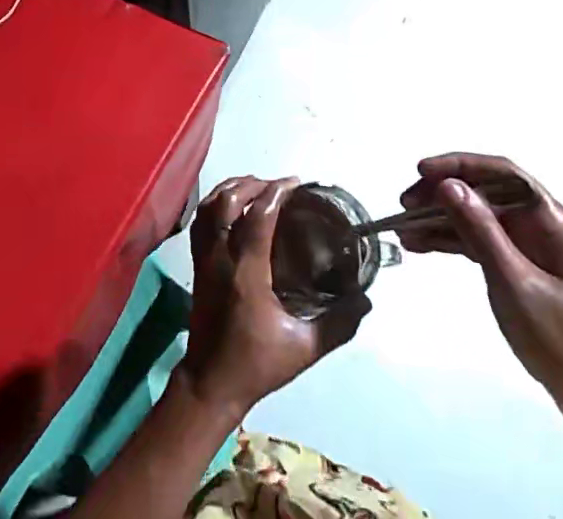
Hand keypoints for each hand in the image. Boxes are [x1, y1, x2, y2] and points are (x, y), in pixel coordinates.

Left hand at [179, 177, 369, 412]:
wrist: (211, 379)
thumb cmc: (257, 363)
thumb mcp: (306, 347)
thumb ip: (339, 322)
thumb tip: (366, 299)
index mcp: (245, 272)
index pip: (256, 217)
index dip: (275, 193)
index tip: (295, 183)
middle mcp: (218, 257)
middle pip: (226, 203)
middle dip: (251, 185)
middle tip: (278, 185)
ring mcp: (202, 259)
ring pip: (208, 208)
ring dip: (230, 190)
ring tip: (255, 186)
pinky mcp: (195, 264)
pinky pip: (199, 222)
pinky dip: (214, 204)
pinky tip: (231, 206)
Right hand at [398, 154, 562, 422]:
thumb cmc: (561, 340)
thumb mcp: (513, 282)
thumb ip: (480, 230)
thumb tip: (448, 184)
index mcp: (556, 225)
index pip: (505, 175)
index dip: (460, 165)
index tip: (420, 171)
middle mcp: (545, 228)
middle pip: (486, 193)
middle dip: (442, 193)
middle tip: (403, 205)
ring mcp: (532, 247)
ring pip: (477, 216)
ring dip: (439, 219)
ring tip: (403, 230)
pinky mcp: (520, 265)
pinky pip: (478, 239)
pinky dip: (448, 240)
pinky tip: (419, 245)